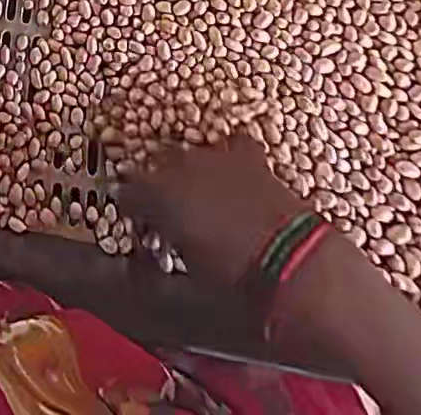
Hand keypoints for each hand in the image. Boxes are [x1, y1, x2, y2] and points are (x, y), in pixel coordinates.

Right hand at [120, 136, 308, 285]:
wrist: (294, 262)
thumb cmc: (235, 277)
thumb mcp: (191, 272)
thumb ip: (168, 251)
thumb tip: (160, 250)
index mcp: (155, 195)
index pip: (127, 193)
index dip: (131, 208)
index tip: (139, 221)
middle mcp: (176, 167)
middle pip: (155, 169)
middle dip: (158, 187)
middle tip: (170, 211)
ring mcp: (212, 157)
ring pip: (188, 153)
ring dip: (190, 170)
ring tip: (200, 190)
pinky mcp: (246, 156)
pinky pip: (233, 144)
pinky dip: (231, 155)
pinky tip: (234, 168)